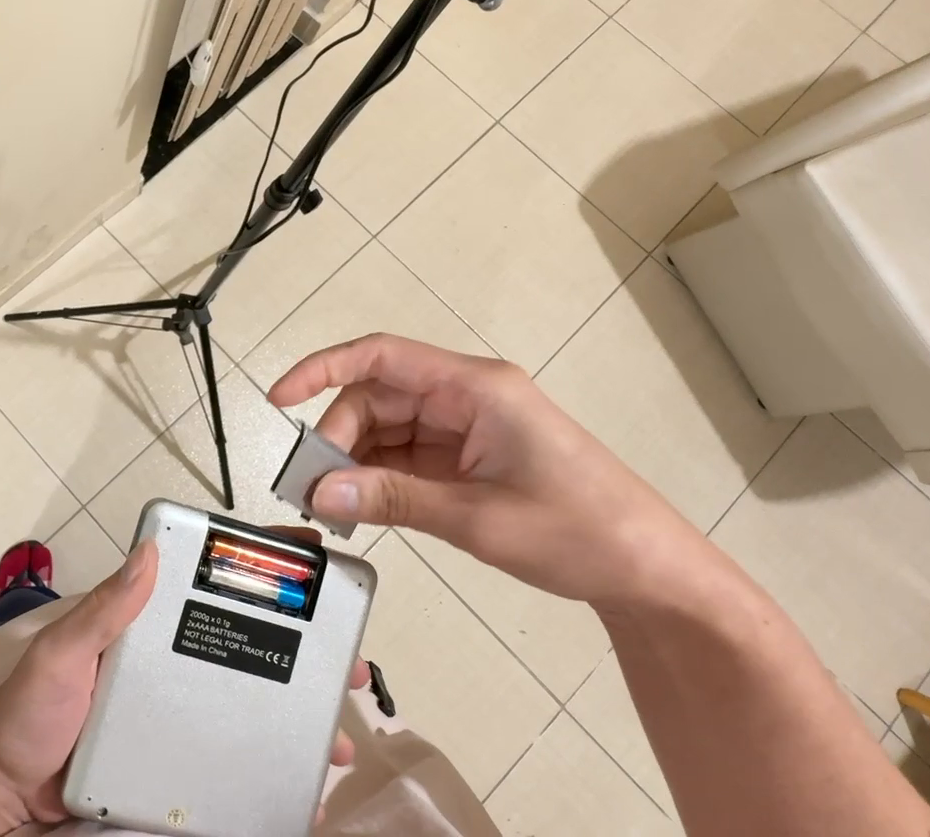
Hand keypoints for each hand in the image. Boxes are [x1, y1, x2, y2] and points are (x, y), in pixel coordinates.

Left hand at [0, 534, 362, 829]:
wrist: (10, 793)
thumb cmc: (31, 713)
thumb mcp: (63, 653)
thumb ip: (103, 610)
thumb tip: (149, 551)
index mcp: (145, 622)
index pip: (206, 580)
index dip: (258, 565)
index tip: (309, 557)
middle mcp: (170, 659)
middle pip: (247, 639)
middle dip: (305, 644)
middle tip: (349, 660)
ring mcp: (178, 709)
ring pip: (252, 697)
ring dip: (300, 706)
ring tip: (340, 726)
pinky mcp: (180, 754)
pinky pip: (237, 750)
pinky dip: (274, 757)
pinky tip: (305, 772)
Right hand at [267, 333, 712, 611]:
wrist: (650, 574)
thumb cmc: (579, 532)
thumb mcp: (477, 518)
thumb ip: (393, 498)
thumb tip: (318, 492)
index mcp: (474, 388)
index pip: (380, 357)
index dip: (322, 369)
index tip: (279, 400)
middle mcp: (464, 398)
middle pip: (376, 398)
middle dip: (338, 438)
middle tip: (312, 489)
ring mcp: (465, 429)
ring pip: (385, 428)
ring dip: (354, 462)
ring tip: (330, 505)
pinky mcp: (466, 459)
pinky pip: (404, 456)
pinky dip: (377, 478)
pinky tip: (359, 507)